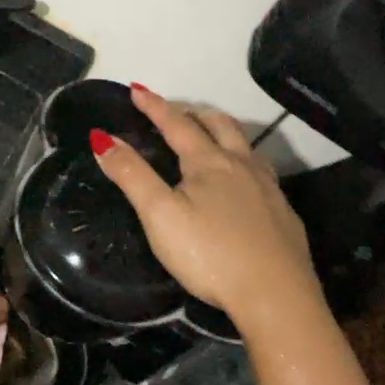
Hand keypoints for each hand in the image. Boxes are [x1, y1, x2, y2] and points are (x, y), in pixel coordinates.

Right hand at [91, 85, 322, 326]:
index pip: (177, 124)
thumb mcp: (160, 215)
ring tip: (211, 136)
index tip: (137, 89)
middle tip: (176, 111)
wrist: (275, 294)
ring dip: (224, 133)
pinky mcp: (283, 214)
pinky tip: (242, 182)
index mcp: (209, 163)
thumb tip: (102, 138)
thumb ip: (132, 175)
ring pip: (246, 146)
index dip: (155, 106)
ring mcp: (268, 189)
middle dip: (194, 113)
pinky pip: (262, 172)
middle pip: (219, 126)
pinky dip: (244, 162)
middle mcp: (242, 166)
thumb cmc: (209, 254)